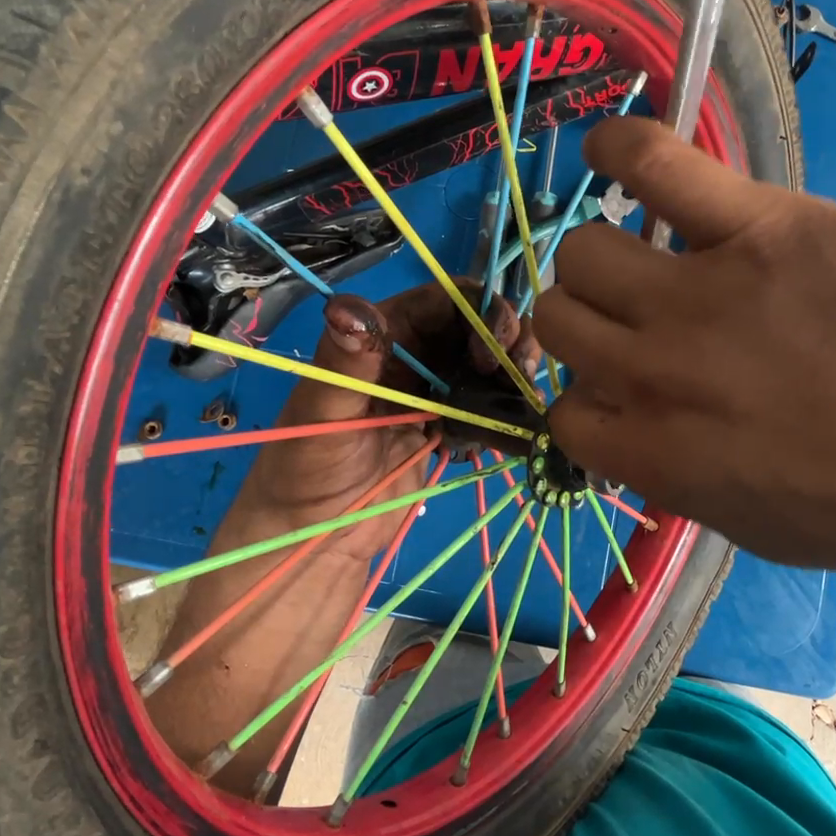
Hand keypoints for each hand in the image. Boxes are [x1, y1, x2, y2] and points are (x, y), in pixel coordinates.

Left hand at [230, 281, 541, 560]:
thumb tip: (351, 310)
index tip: (492, 348)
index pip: (442, 300)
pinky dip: (513, 407)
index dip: (478, 310)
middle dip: (507, 336)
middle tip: (521, 369)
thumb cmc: (306, 471)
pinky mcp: (450, 427)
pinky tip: (528, 421)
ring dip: (515, 368)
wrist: (319, 535)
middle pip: (475, 324)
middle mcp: (414, 356)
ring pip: (488, 361)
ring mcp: (435, 392)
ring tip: (529, 393)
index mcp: (382, 337)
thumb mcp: (323, 415)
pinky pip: (490, 405)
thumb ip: (344, 365)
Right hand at [538, 120, 835, 748]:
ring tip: (653, 249)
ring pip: (585, 249)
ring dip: (605, 253)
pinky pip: (648, 162)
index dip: (591, 393)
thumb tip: (644, 430)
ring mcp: (701, 294)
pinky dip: (617, 148)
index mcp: (655, 456)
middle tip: (640, 312)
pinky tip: (615, 151)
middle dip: (590, 320)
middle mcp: (656, 373)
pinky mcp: (759, 224)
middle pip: (560, 317)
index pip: (563, 411)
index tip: (626, 382)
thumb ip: (681, 475)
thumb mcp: (762, 527)